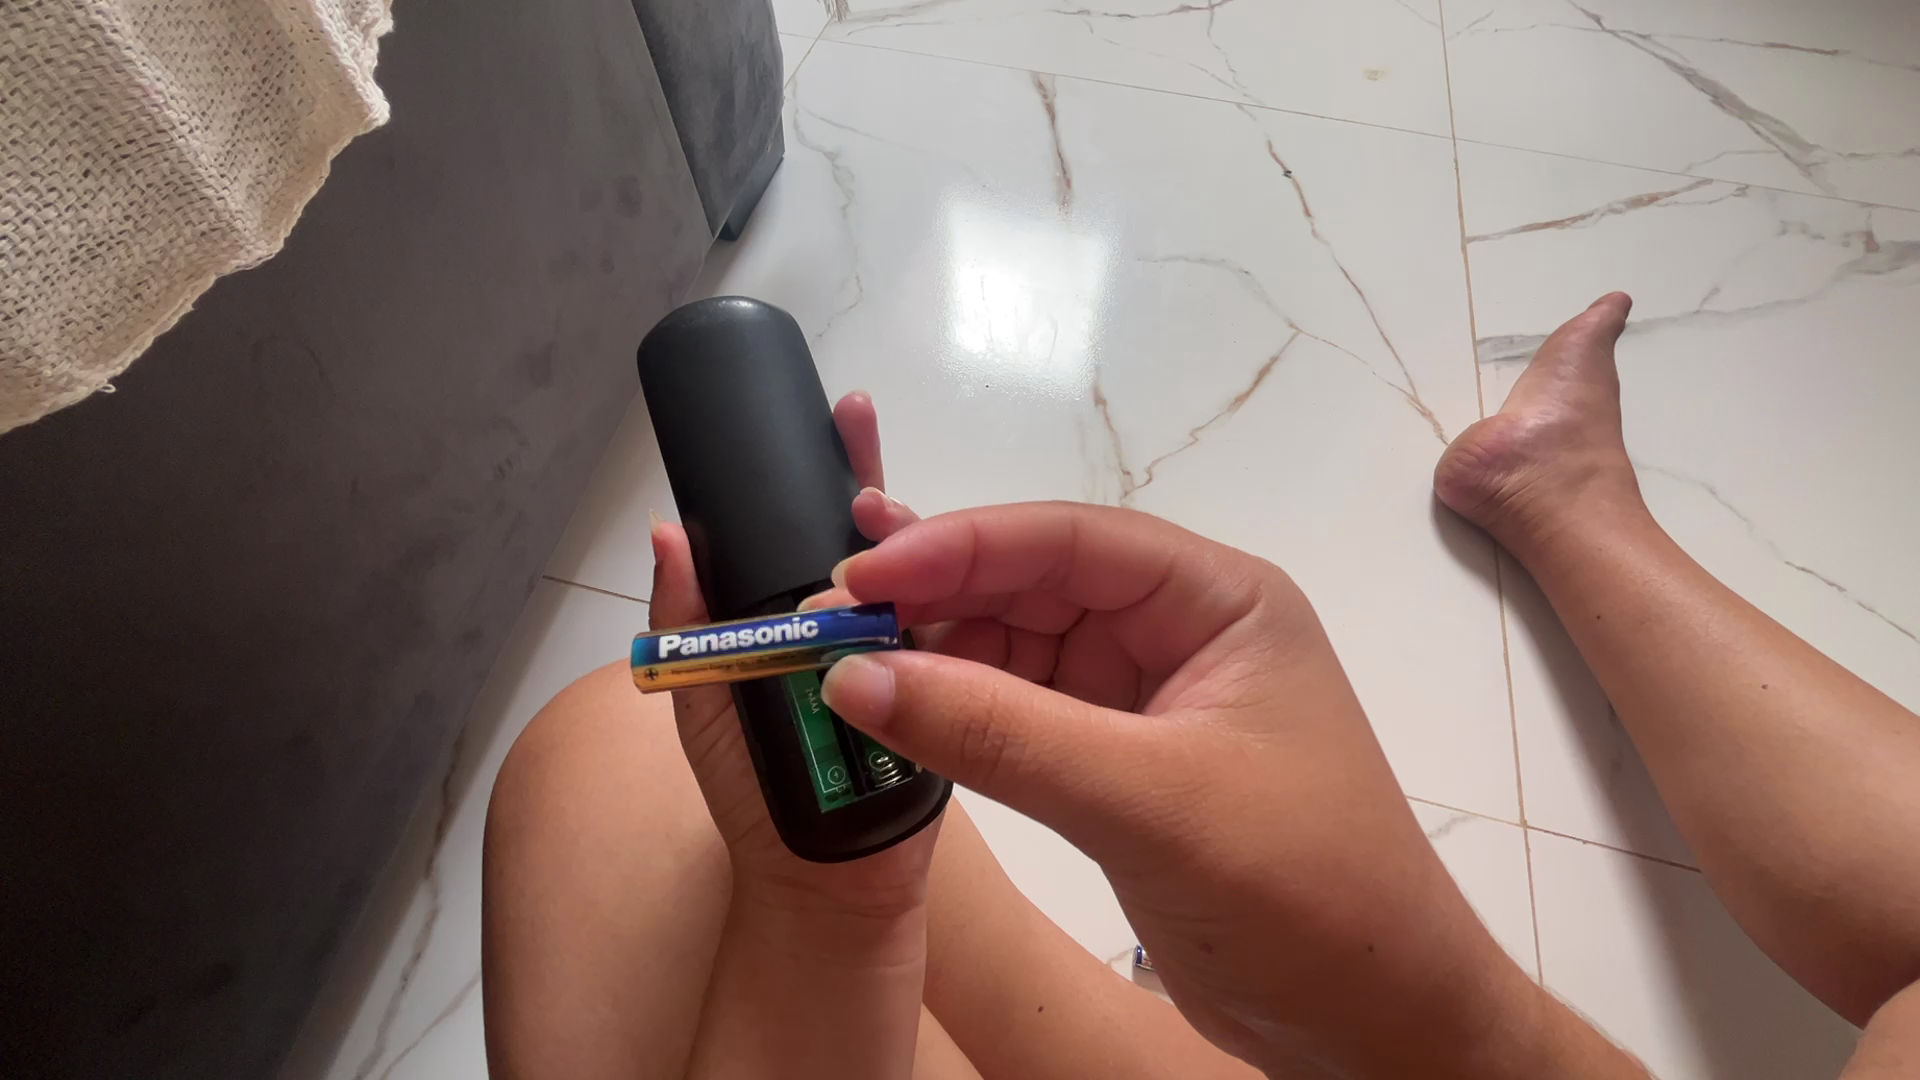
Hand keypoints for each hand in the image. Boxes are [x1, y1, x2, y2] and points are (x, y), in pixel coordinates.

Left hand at [648, 391, 933, 918]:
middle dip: (862, 476)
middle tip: (859, 413)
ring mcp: (900, 643)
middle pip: (861, 538)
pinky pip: (951, 617)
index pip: (797, 531)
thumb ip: (691, 625)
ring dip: (910, 520)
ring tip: (892, 473)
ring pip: (910, 568)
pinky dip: (954, 580)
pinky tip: (963, 540)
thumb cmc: (762, 788)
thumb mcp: (710, 700)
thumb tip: (666, 533)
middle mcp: (846, 619)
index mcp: (791, 617)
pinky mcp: (943, 673)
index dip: (805, 476)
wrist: (836, 868)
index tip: (816, 420)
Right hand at [815, 503, 1641, 1078]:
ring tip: (846, 655)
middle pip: (1031, 583)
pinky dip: (955, 704)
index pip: (1069, 541)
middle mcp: (1170, 623)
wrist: (1371, 1024)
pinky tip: (897, 704)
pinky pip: (1015, 703)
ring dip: (935, 649)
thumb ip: (995, 732)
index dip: (961, 545)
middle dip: (935, 595)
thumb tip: (855, 675)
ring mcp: (1137, 685)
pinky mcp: (1109, 745)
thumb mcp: (1143, 799)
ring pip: (1014, 642)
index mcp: (1211, 596)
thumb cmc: (1301, 892)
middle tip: (833, 617)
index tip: (866, 573)